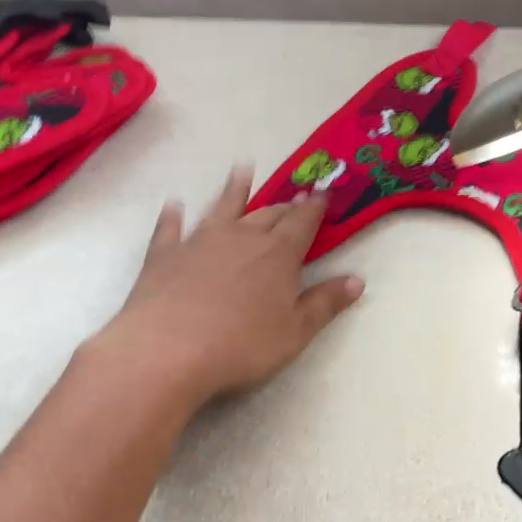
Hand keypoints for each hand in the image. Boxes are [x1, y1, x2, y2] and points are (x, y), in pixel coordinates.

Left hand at [96, 166, 362, 406]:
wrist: (166, 351)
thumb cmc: (242, 344)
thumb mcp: (296, 331)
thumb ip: (326, 303)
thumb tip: (357, 280)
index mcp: (278, 254)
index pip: (302, 222)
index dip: (315, 207)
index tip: (323, 193)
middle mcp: (241, 238)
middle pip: (267, 214)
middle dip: (284, 205)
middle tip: (294, 197)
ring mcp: (200, 242)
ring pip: (222, 208)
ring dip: (234, 190)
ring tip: (242, 170)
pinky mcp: (164, 255)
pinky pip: (171, 228)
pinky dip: (174, 215)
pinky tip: (174, 205)